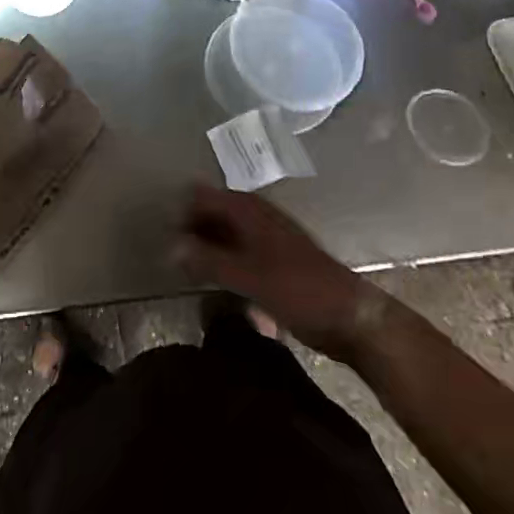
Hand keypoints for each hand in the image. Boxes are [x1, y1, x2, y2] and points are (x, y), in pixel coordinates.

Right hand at [176, 184, 372, 360]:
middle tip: (171, 258)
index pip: (202, 195)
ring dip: (206, 250)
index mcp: (249, 210)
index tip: (164, 236)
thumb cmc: (299, 289)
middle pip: (212, 213)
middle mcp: (256, 217)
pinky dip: (224, 266)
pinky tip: (215, 287)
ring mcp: (266, 239)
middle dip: (191, 231)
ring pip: (224, 235)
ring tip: (187, 274)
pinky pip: (238, 256)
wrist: (349, 317)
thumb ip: (207, 260)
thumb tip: (170, 247)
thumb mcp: (247, 276)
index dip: (181, 210)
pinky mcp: (274, 263)